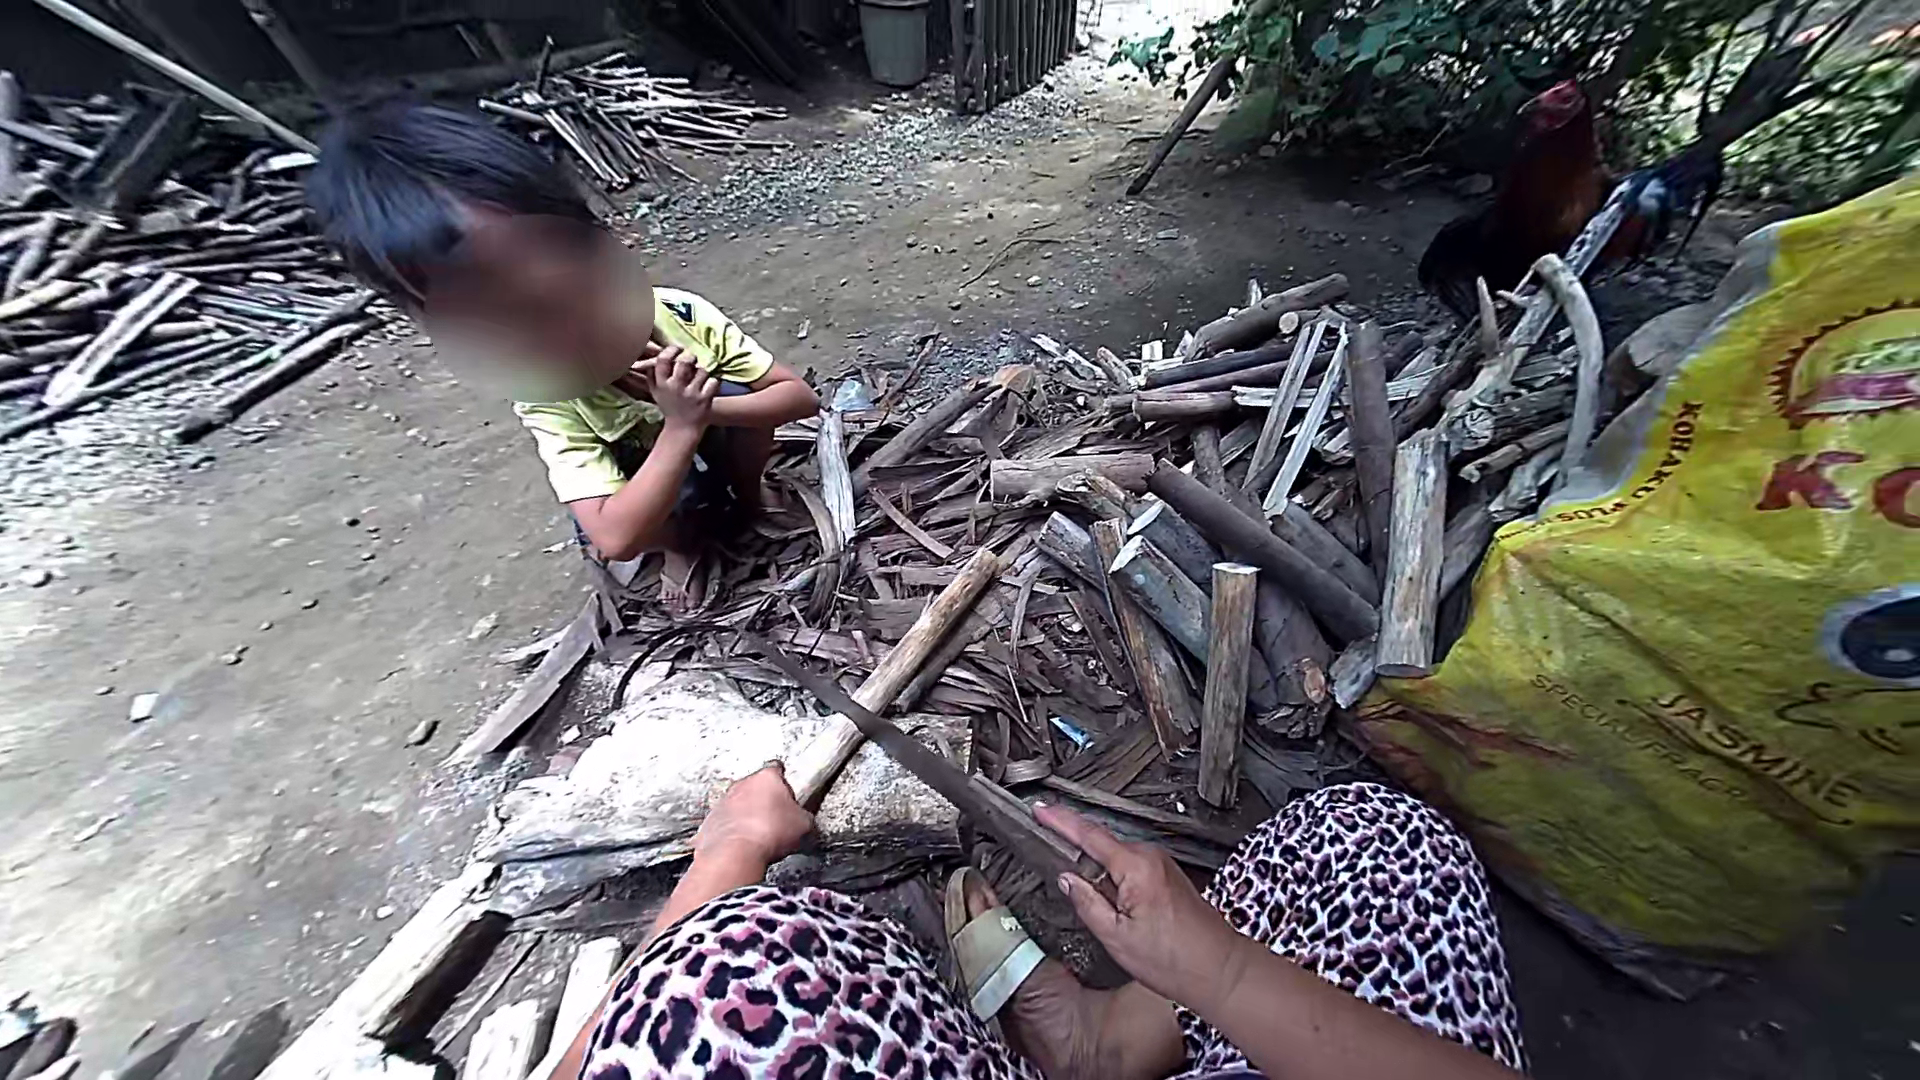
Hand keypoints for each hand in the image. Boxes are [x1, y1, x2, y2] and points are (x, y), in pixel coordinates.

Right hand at [633, 345, 717, 429]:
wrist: (683, 429)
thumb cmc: (670, 408)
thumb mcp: (656, 392)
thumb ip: (652, 376)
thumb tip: (649, 358)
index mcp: (662, 384)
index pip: (663, 360)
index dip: (671, 350)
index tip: (678, 349)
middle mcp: (675, 387)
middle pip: (685, 362)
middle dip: (690, 357)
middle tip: (692, 359)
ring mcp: (691, 393)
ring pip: (702, 371)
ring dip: (703, 372)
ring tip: (700, 378)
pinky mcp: (705, 399)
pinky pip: (713, 382)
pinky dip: (713, 383)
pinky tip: (709, 387)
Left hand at [693, 762, 813, 867]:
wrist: (733, 855)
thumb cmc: (770, 832)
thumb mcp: (804, 824)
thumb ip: (804, 816)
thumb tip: (803, 821)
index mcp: (767, 777)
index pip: (778, 770)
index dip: (784, 783)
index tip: (788, 797)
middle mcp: (742, 784)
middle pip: (756, 787)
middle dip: (763, 801)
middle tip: (775, 820)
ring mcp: (722, 803)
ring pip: (737, 806)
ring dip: (745, 817)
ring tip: (757, 837)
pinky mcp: (708, 823)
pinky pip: (723, 825)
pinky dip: (730, 834)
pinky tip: (740, 847)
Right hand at [1038, 802, 1249, 1010]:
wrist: (1223, 971)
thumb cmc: (1176, 961)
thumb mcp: (1118, 939)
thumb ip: (1087, 903)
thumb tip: (1067, 878)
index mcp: (1135, 866)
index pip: (1088, 834)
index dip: (1060, 819)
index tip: (1039, 808)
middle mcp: (1148, 855)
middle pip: (1100, 843)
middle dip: (1078, 853)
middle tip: (1060, 869)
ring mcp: (1158, 860)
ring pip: (1114, 856)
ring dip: (1098, 871)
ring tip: (1098, 902)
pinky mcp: (1164, 870)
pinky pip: (1128, 863)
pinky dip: (1114, 875)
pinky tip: (1116, 902)